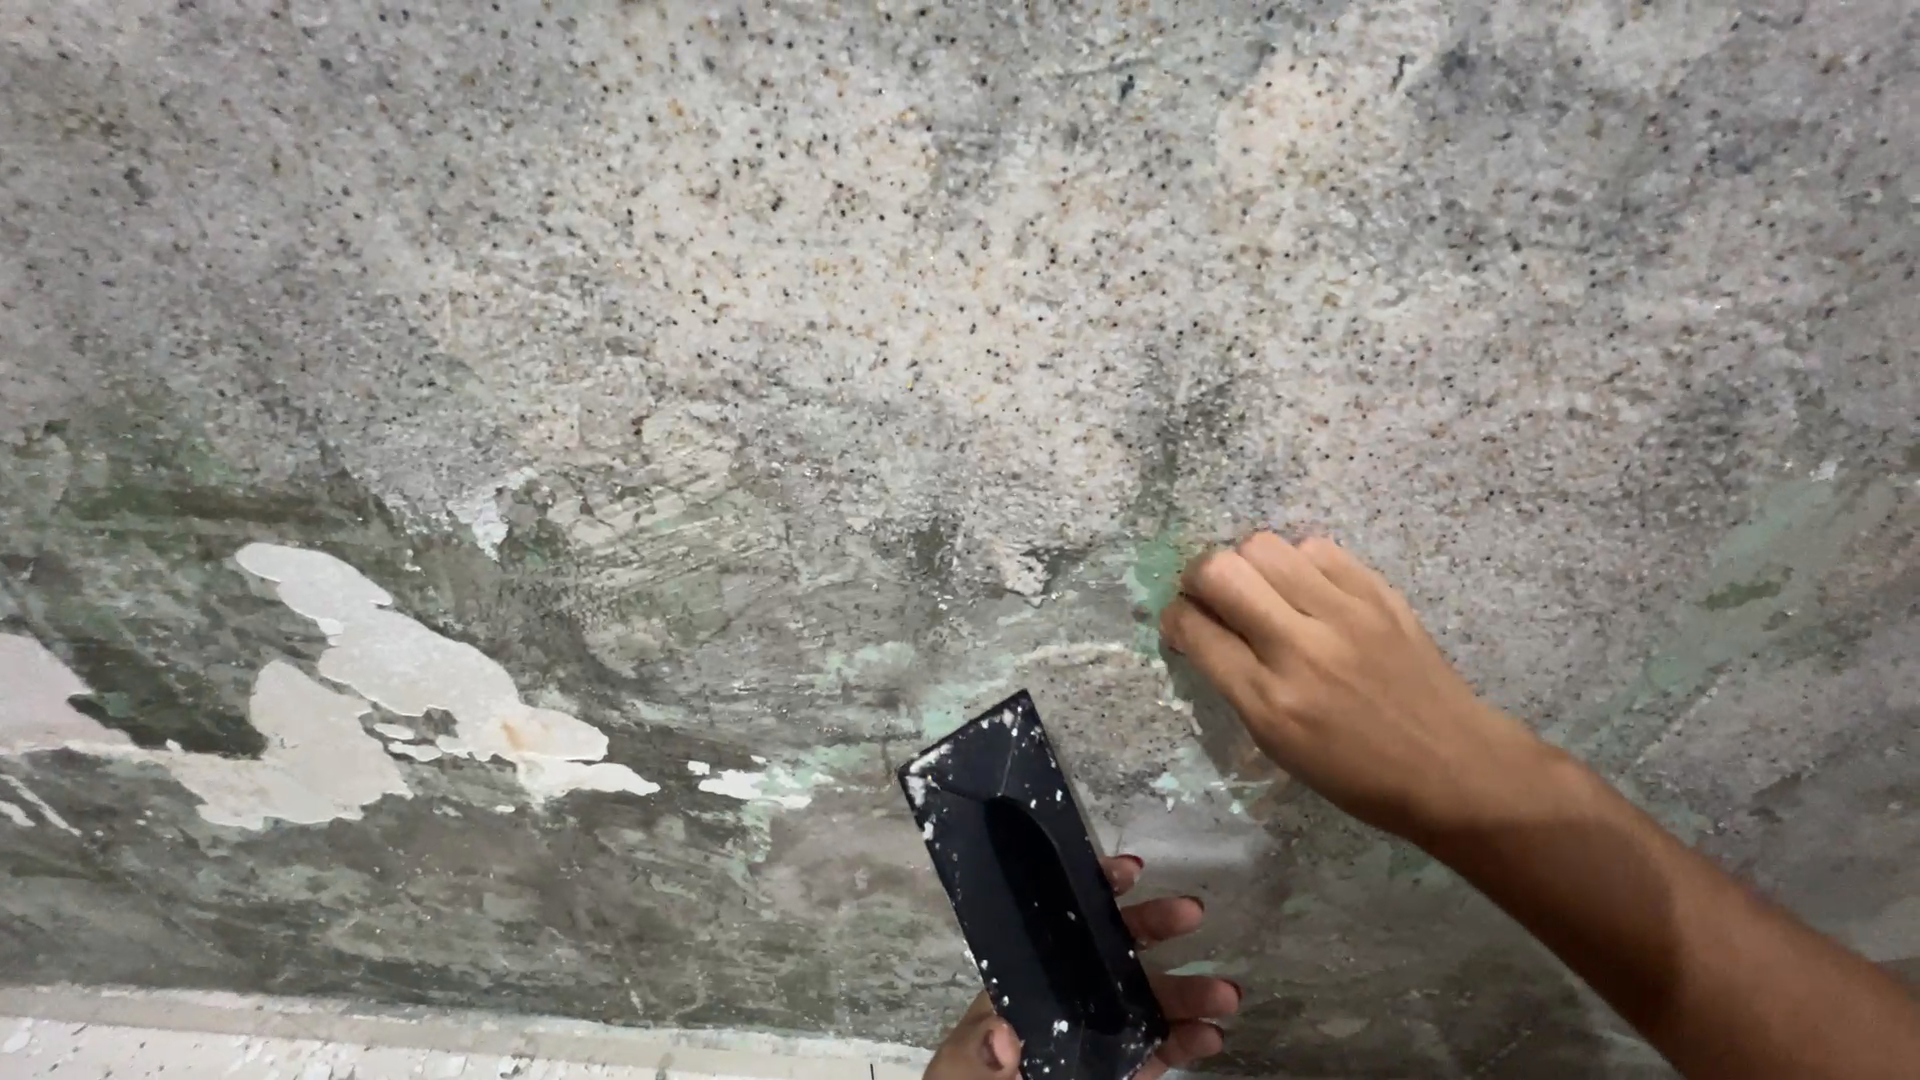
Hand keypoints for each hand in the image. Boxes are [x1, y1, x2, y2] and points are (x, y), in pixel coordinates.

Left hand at [922, 855, 1240, 1079]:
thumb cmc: (963, 1077)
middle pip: (1117, 947)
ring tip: (1227, 994)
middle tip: (1193, 910)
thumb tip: (1003, 1036)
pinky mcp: (1119, 1068)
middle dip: (1156, 925)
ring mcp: (1099, 1027)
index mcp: (1032, 971)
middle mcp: (1072, 989)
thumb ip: (981, 1053)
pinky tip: (1211, 1037)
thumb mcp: (964, 1064)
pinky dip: (1186, 1042)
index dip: (1098, 888)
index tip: (1131, 870)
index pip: (1066, 916)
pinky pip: (1156, 1049)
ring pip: (1148, 998)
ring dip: (1187, 993)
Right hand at [1158, 532, 1562, 844]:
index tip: (1180, 622)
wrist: (1454, 766)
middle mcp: (1300, 648)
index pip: (1194, 629)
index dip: (1173, 618)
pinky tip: (1305, 589)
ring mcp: (1344, 614)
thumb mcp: (1275, 743)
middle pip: (1219, 571)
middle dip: (1197, 578)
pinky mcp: (1378, 594)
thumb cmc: (1355, 772)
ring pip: (1262, 546)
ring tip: (1258, 589)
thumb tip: (1199, 629)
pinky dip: (1296, 562)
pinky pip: (1315, 547)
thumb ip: (1233, 680)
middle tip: (1210, 597)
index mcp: (1268, 699)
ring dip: (1244, 564)